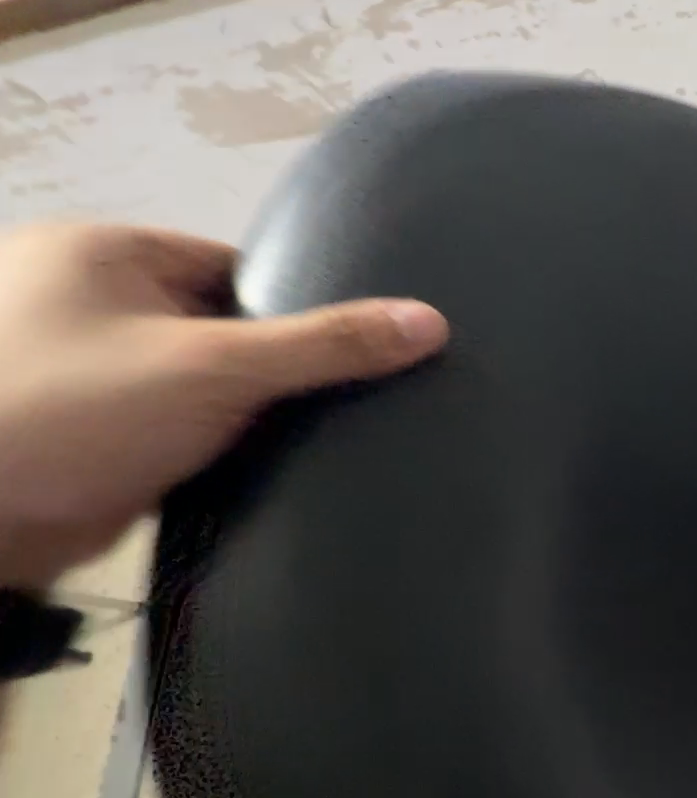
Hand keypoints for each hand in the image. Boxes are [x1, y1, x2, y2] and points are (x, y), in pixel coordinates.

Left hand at [0, 223, 447, 589]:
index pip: (243, 269)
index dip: (311, 309)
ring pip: (220, 377)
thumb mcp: (219, 366)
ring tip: (340, 428)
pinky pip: (197, 417)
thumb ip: (330, 344)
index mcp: (104, 254)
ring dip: (267, 406)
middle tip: (364, 396)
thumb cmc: (75, 410)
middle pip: (236, 324)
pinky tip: (284, 456)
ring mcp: (97, 366)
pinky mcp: (106, 425)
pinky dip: (236, 436)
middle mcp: (93, 299)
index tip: (369, 352)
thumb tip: (433, 321)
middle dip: (293, 364)